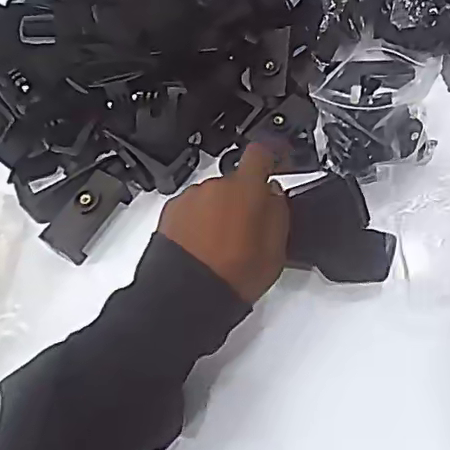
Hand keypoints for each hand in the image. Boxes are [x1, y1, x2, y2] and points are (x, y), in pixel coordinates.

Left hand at [158, 141, 290, 302]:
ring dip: (219, 212)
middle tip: (249, 230)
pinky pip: (192, 209)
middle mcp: (215, 186)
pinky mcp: (171, 212)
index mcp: (246, 189)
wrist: (185, 296)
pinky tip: (204, 248)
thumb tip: (275, 196)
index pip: (260, 153)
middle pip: (236, 180)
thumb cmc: (230, 276)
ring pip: (213, 196)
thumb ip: (278, 213)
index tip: (273, 164)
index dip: (269, 156)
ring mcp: (191, 198)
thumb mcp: (275, 250)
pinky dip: (198, 222)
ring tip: (223, 246)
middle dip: (243, 199)